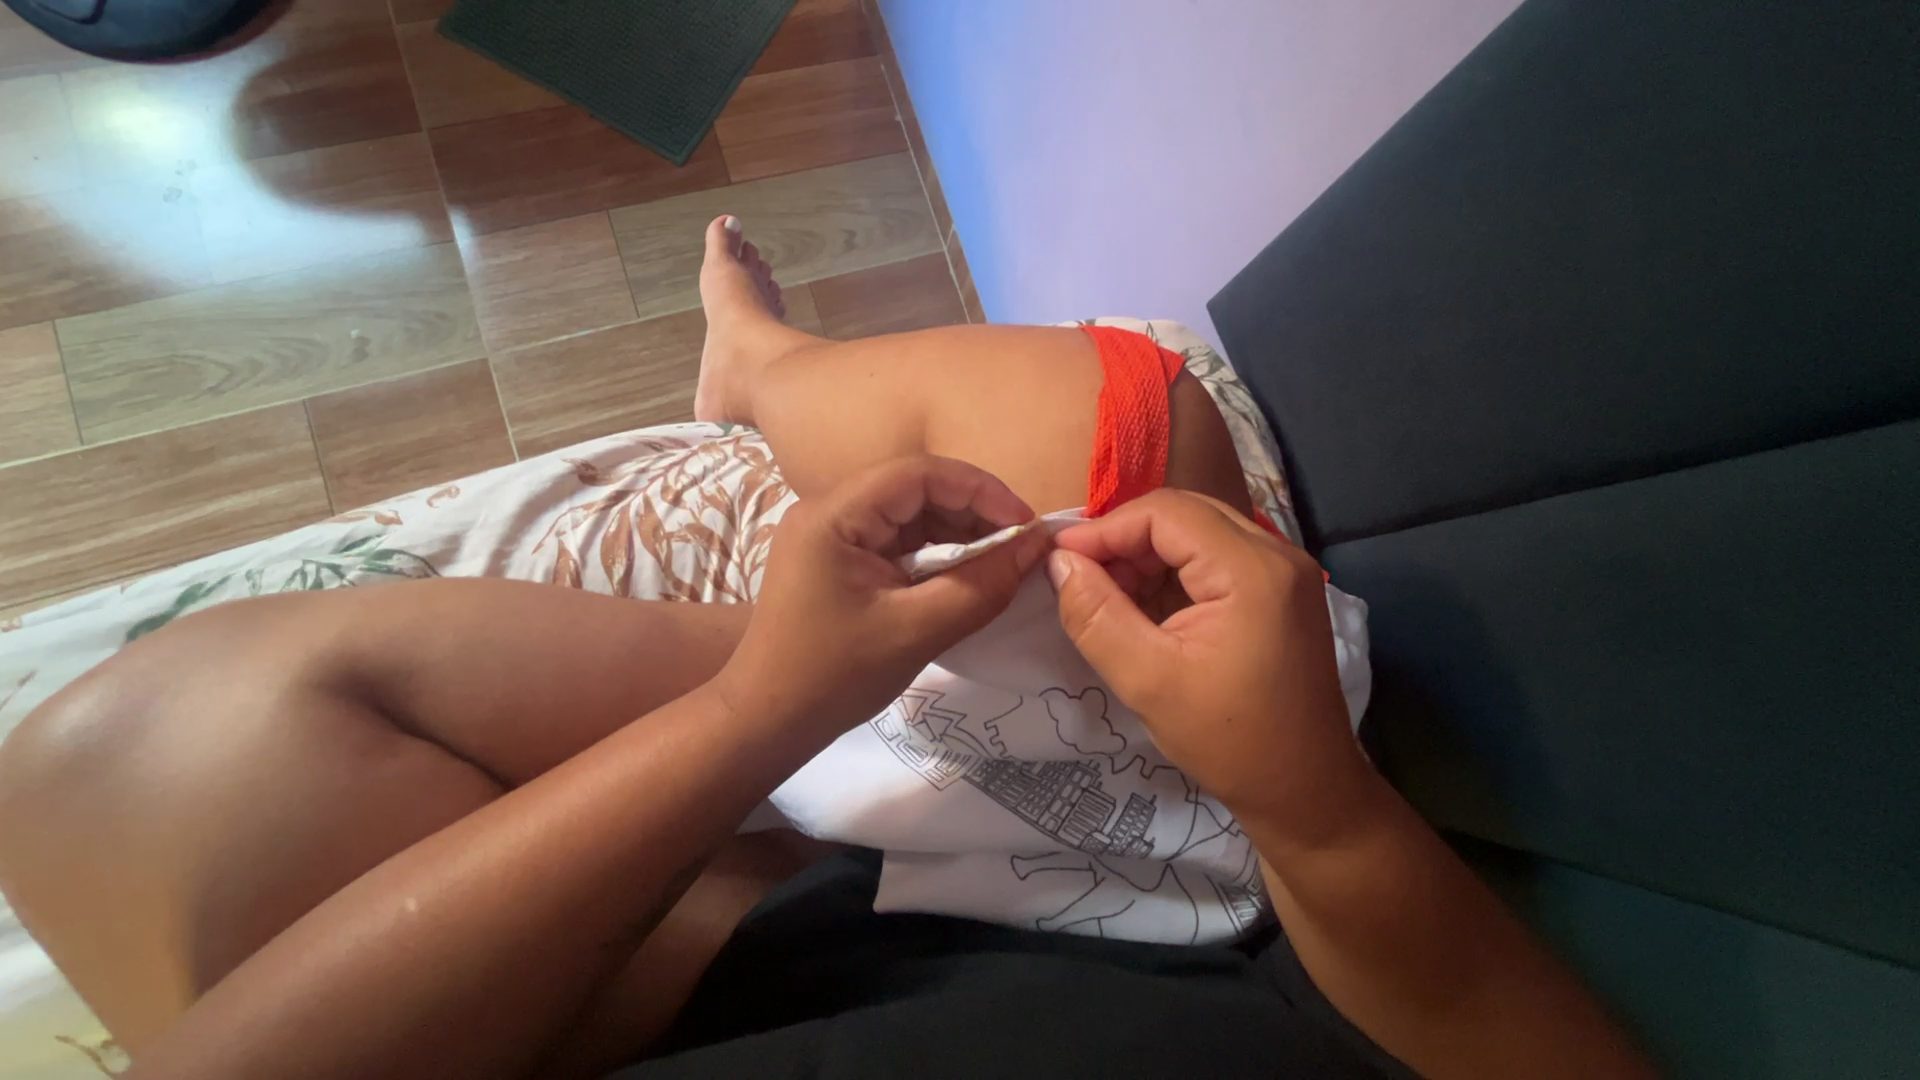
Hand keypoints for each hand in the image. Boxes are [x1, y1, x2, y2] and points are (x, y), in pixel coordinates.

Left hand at [716, 456, 1048, 740]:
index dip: (980, 491)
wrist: (767, 721)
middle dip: (973, 513)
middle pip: (915, 488)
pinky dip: (935, 554)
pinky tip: (964, 576)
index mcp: (834, 514)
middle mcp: (829, 510)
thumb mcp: (916, 632)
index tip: (1024, 525)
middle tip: (1018, 548)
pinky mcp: (839, 558)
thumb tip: (1036, 546)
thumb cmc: (834, 677)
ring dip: (958, 534)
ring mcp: (831, 533)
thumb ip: (981, 586)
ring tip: (1000, 563)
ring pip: (910, 514)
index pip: (920, 473)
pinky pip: (897, 540)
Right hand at [1049, 490, 1370, 842]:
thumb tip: (1058, 562)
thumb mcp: (1148, 681)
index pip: (1165, 513)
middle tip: (1080, 577)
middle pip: (1183, 514)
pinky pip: (1213, 559)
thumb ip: (1096, 616)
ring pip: (1196, 533)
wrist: (1306, 791)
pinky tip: (1143, 607)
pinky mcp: (1278, 592)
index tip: (1059, 559)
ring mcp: (1282, 572)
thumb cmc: (1229, 741)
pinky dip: (1170, 573)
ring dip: (1145, 556)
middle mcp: (1276, 555)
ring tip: (1107, 596)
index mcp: (1251, 570)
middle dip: (1124, 540)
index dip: (1105, 530)